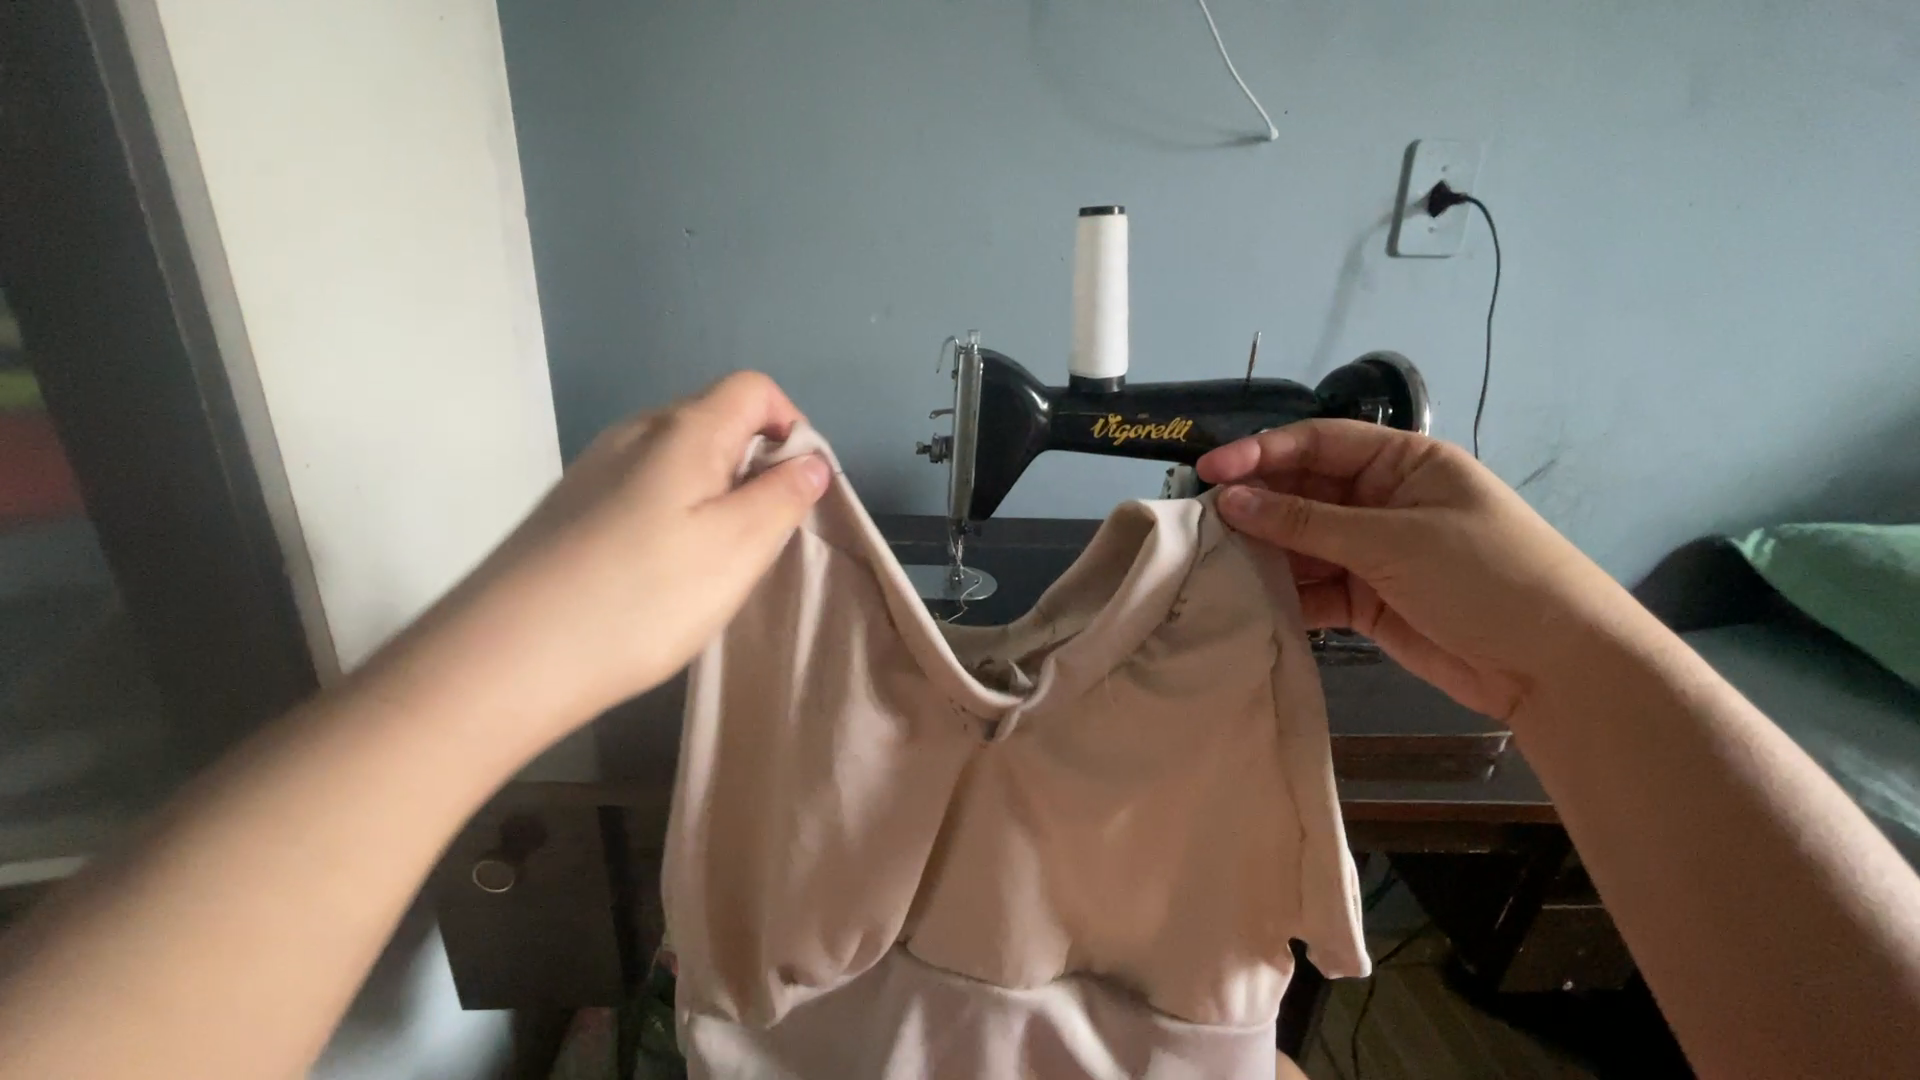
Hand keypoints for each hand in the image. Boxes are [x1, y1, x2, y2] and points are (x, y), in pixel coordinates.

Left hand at [383, 372, 828, 741]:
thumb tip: (810, 461)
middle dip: (756, 466)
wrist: (508, 657)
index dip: (791, 426)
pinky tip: (660, 571)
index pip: (754, 389)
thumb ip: (783, 496)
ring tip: (711, 561)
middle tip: (758, 536)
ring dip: (716, 494)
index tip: (796, 489)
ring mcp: (595, 469)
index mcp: (681, 430)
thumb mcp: (738, 547)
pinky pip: (645, 489)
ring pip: (680, 459)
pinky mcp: (572, 508)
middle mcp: (634, 432)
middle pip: (717, 420)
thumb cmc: (642, 596)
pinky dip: (675, 514)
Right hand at [1198, 420, 1635, 719]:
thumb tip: (1231, 501)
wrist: (1555, 667)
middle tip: (1202, 524)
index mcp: (1403, 464)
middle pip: (1302, 492)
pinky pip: (1311, 587)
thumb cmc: (1487, 577)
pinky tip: (1246, 599)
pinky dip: (1282, 594)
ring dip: (1262, 553)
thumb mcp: (1394, 540)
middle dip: (1255, 506)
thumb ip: (1306, 523)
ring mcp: (1372, 552)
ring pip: (1300, 543)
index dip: (1261, 453)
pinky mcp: (1365, 599)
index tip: (1210, 472)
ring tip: (1213, 563)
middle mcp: (1381, 501)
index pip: (1319, 443)